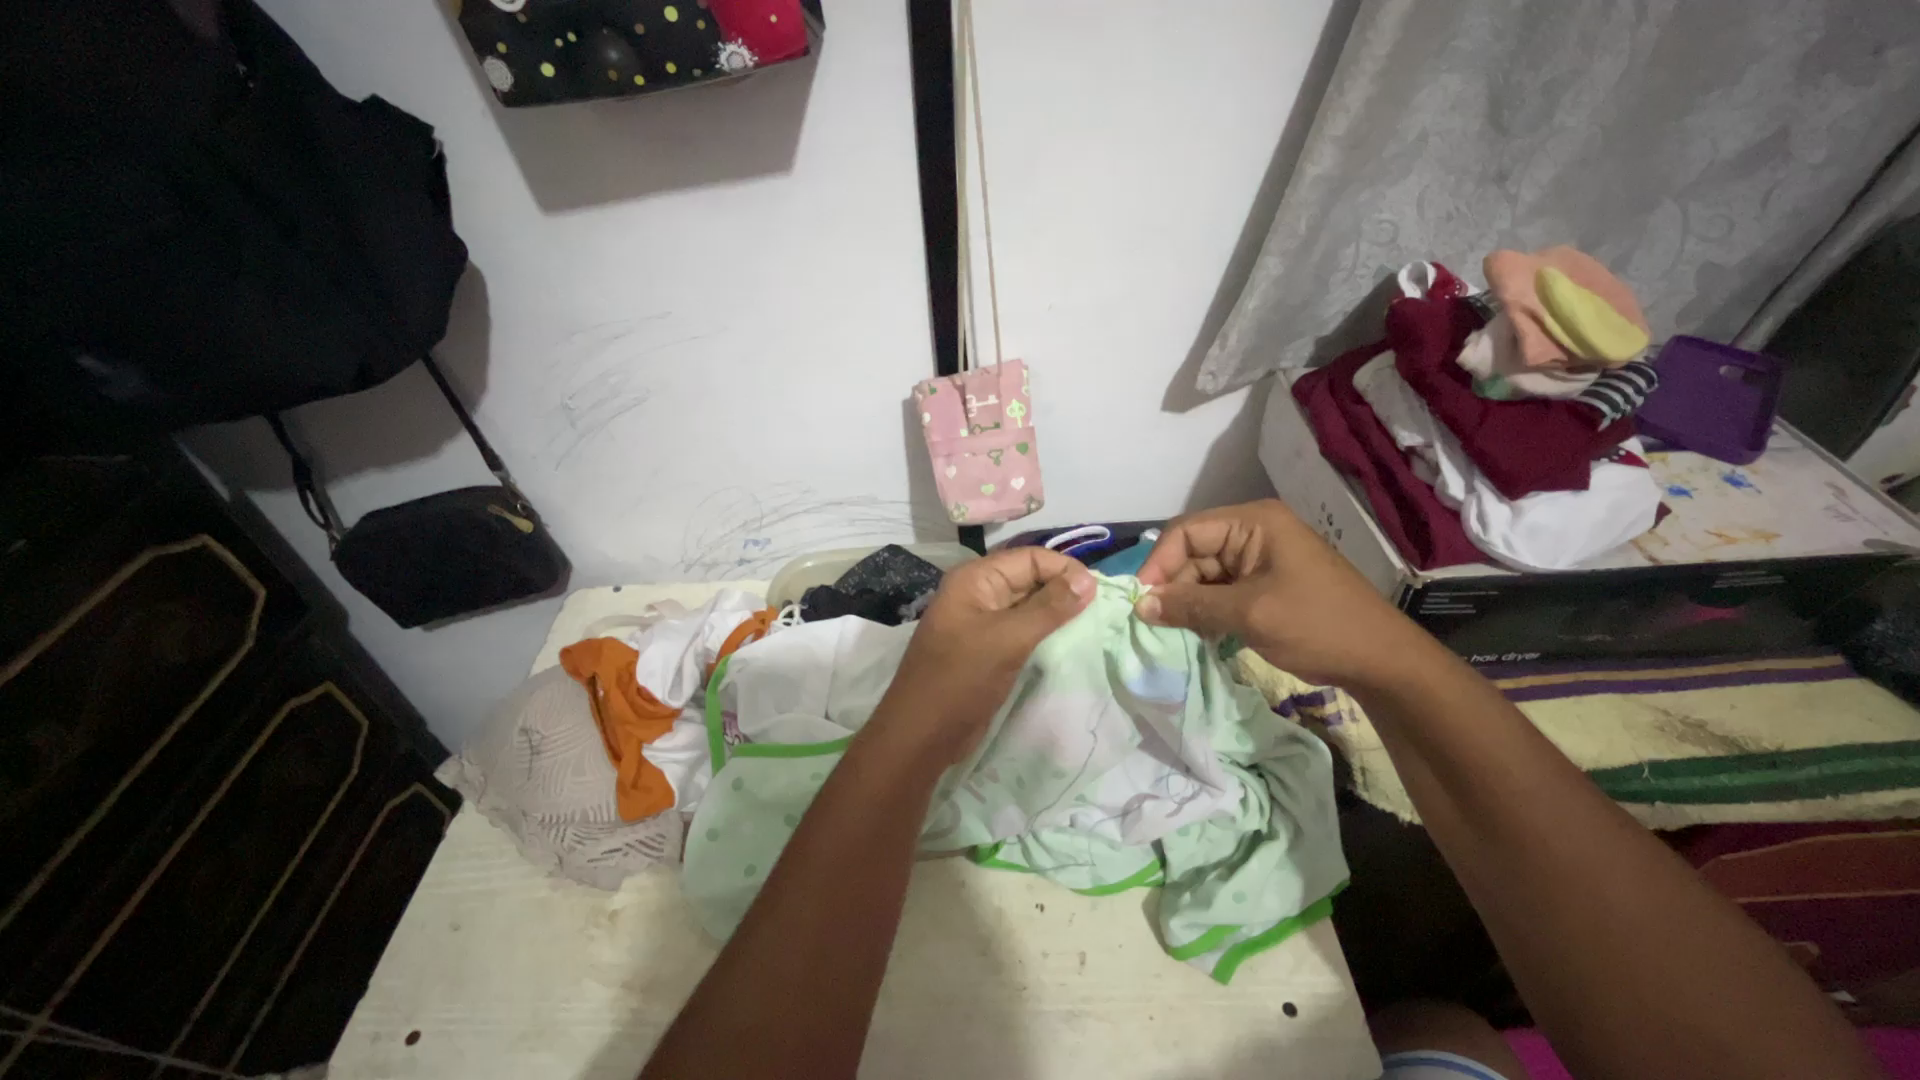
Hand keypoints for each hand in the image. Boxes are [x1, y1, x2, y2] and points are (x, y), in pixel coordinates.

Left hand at [869, 547, 1095, 766]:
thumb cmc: (962, 679)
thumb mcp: (1008, 639)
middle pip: (1030, 578)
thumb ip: (1050, 607)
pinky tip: (1069, 644)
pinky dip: (1045, 634)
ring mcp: (981, 623)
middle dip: (1063, 590)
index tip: (1098, 592)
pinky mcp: (987, 650)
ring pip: (1028, 607)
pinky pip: (1022, 632)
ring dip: (1057, 614)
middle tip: (1101, 611)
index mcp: (975, 579)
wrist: (922, 734)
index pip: (1030, 557)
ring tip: (1091, 626)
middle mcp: (977, 594)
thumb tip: (1088, 579)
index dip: (1064, 569)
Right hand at [1134, 499, 1428, 687]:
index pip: (1186, 531)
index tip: (1141, 602)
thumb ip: (1191, 606)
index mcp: (1254, 523)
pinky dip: (1206, 611)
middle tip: (1155, 624)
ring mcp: (1261, 560)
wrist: (1380, 660)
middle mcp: (1254, 533)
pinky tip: (1199, 635)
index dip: (1158, 563)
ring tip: (1176, 633)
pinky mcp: (1265, 585)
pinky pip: (1222, 591)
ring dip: (1188, 603)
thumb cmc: (1317, 626)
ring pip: (1204, 575)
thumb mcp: (1248, 614)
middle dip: (1173, 586)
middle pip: (1193, 552)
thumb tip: (1140, 606)